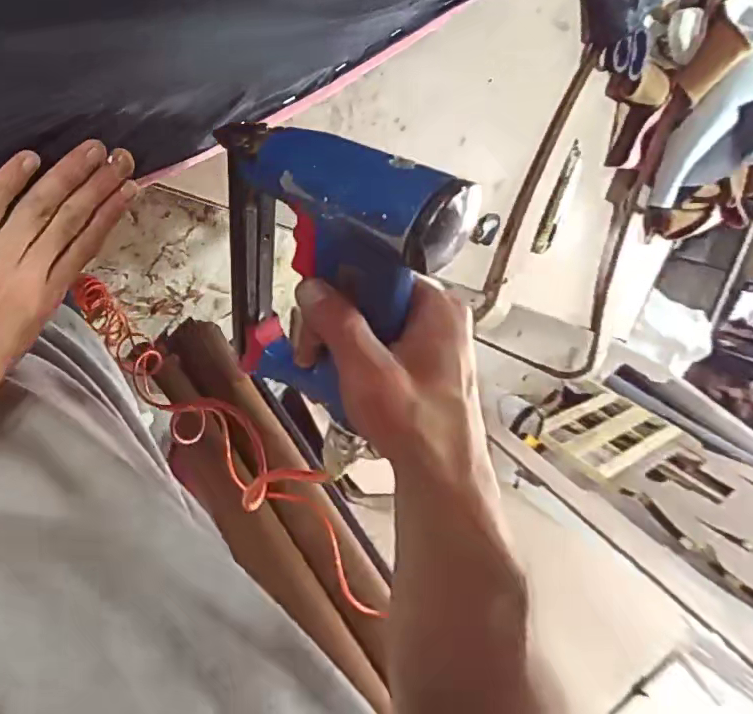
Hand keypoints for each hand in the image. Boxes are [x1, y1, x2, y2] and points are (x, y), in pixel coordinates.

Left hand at [0, 140, 137, 402]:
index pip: (84, 246)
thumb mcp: (22, 333)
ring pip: (37, 208)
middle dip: (97, 184)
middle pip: (68, 220)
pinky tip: (30, 158)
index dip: (109, 214)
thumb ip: (39, 292)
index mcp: (43, 300)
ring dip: (67, 174)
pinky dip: (9, 180)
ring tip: (92, 149)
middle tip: (120, 156)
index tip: (128, 189)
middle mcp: (24, 276)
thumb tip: (54, 257)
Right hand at [292, 275, 490, 488]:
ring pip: (364, 321)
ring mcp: (426, 341)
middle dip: (330, 319)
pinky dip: (348, 357)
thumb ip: (337, 322)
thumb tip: (310, 286)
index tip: (308, 292)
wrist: (443, 485)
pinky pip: (372, 344)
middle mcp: (434, 316)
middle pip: (366, 295)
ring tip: (315, 368)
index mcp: (436, 306)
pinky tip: (331, 377)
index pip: (378, 267)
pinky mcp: (415, 364)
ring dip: (334, 341)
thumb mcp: (367, 369)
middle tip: (308, 348)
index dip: (339, 275)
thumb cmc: (415, 427)